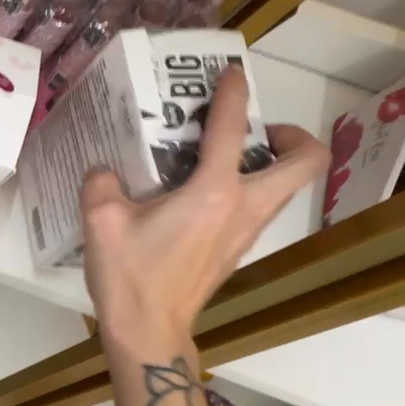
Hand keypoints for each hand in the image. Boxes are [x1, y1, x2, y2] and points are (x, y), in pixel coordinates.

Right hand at [80, 68, 330, 349]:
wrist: (148, 329)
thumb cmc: (128, 276)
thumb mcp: (100, 223)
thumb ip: (102, 185)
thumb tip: (105, 170)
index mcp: (212, 193)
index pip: (231, 130)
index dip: (233, 96)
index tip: (232, 75)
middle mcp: (243, 207)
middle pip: (304, 160)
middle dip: (291, 137)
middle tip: (256, 133)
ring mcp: (246, 231)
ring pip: (285, 186)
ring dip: (269, 164)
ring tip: (223, 162)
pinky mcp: (235, 251)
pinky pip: (258, 207)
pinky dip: (245, 191)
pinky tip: (201, 200)